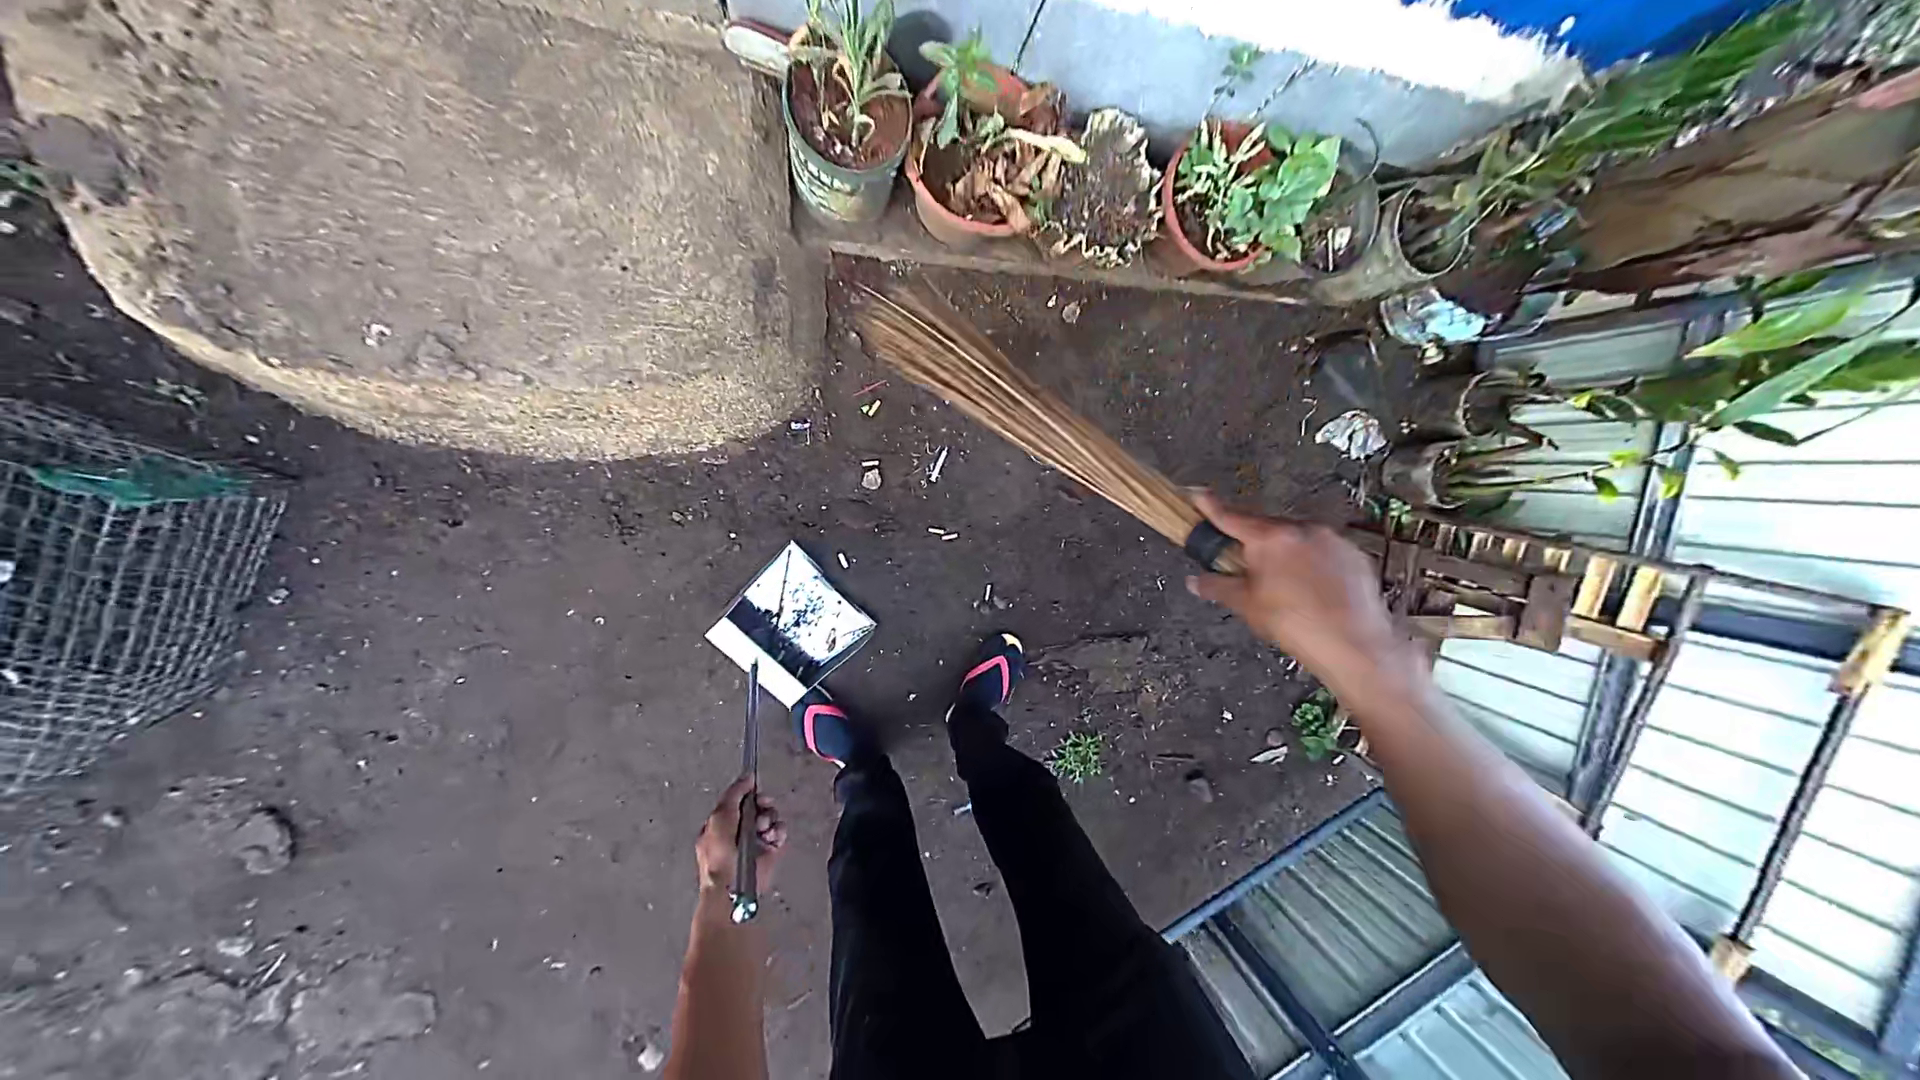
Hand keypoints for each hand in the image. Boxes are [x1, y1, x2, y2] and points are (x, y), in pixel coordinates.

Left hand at [695, 775, 787, 893]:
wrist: (733, 886)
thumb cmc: (720, 853)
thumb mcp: (720, 816)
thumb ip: (734, 793)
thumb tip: (748, 776)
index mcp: (722, 824)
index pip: (739, 800)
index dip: (748, 793)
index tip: (755, 790)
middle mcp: (739, 831)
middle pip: (758, 806)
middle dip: (763, 804)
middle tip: (764, 806)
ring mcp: (756, 841)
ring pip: (771, 817)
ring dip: (770, 818)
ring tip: (764, 829)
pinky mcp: (771, 851)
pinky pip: (781, 832)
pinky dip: (779, 832)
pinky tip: (772, 837)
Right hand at [1185, 493, 1428, 714]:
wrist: (1353, 644)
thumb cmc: (1295, 624)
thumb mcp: (1246, 605)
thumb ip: (1217, 587)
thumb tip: (1196, 581)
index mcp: (1269, 538)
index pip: (1230, 516)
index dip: (1210, 506)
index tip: (1197, 495)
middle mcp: (1301, 529)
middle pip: (1265, 528)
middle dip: (1251, 542)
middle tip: (1244, 566)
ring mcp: (1331, 539)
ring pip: (1295, 538)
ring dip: (1282, 552)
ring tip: (1281, 585)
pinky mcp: (1353, 554)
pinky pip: (1321, 550)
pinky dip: (1310, 562)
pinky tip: (1309, 589)